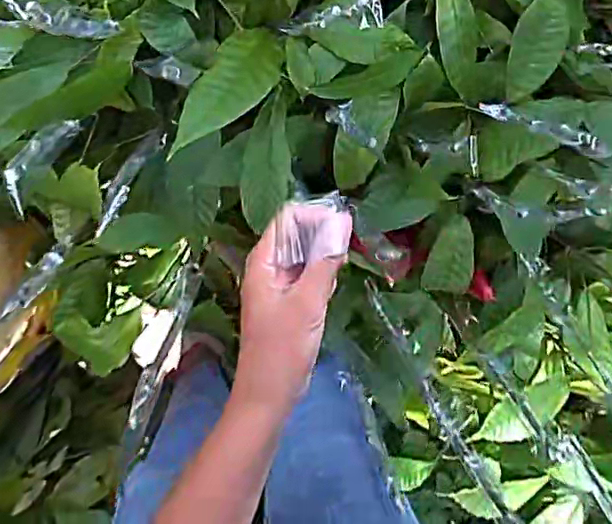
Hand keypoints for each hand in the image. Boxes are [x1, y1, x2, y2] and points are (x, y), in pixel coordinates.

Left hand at [232, 206, 349, 412]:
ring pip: (303, 255)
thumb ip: (324, 261)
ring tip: (341, 263)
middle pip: (295, 234)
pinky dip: (320, 274)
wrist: (268, 397)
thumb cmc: (283, 348)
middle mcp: (267, 266)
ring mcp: (276, 284)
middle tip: (348, 244)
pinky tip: (332, 282)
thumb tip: (342, 221)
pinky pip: (305, 275)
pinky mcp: (287, 301)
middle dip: (322, 234)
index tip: (343, 224)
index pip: (287, 218)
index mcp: (263, 260)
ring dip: (323, 255)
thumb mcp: (308, 302)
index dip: (314, 215)